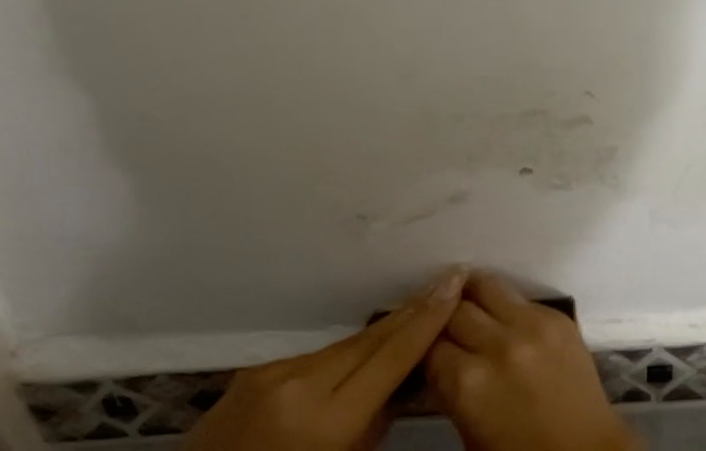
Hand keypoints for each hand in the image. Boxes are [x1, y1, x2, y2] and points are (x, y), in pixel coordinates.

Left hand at [185, 267, 466, 450]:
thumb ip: (373, 424)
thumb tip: (402, 384)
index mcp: (326, 419)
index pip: (392, 355)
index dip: (427, 317)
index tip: (454, 282)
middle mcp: (299, 384)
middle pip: (370, 339)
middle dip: (409, 314)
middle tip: (445, 285)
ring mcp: (271, 373)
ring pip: (342, 345)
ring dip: (377, 334)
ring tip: (411, 316)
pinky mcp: (252, 372)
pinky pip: (311, 357)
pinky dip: (338, 357)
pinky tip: (354, 358)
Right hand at [427, 272, 639, 450]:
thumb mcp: (468, 431)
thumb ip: (450, 388)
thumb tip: (436, 358)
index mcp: (467, 382)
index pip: (428, 344)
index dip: (422, 343)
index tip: (421, 343)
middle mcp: (497, 345)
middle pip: (454, 308)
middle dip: (443, 315)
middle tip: (439, 318)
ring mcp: (531, 325)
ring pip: (488, 286)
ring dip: (471, 292)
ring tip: (464, 295)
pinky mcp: (557, 317)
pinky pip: (521, 298)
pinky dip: (506, 304)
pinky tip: (501, 313)